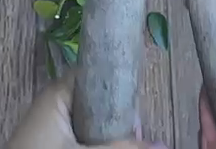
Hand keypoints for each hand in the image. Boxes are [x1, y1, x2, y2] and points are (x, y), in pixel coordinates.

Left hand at [7, 76, 154, 148]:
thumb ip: (123, 148)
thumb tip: (164, 146)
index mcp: (58, 94)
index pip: (96, 75)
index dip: (119, 89)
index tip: (137, 115)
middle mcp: (54, 106)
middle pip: (97, 104)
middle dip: (118, 123)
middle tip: (136, 139)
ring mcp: (51, 130)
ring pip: (91, 127)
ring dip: (110, 139)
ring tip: (129, 146)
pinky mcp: (51, 146)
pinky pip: (80, 140)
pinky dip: (95, 146)